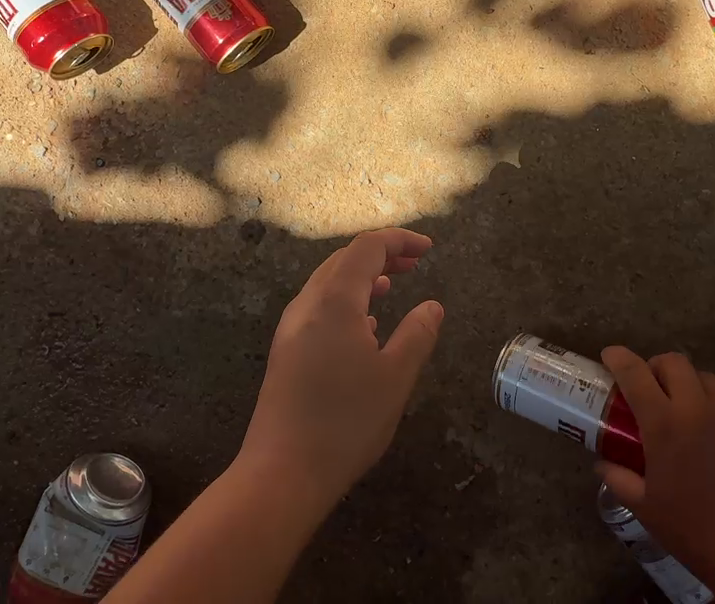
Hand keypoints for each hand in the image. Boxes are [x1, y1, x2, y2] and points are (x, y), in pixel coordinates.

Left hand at [236, 229, 443, 506]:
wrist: (281, 473)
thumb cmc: (345, 422)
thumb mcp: (395, 377)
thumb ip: (417, 335)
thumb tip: (432, 306)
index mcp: (335, 301)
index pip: (366, 248)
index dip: (399, 241)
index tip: (428, 249)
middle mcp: (307, 305)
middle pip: (343, 260)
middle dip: (380, 255)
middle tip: (414, 264)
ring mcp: (291, 329)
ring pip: (328, 284)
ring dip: (361, 278)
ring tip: (391, 287)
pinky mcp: (286, 353)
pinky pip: (318, 308)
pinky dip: (346, 301)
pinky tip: (363, 328)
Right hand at [597, 348, 714, 603]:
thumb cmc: (693, 531)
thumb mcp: (644, 508)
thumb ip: (618, 478)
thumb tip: (602, 462)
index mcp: (665, 424)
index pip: (635, 373)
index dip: (618, 357)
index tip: (609, 355)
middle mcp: (698, 409)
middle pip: (674, 362)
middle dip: (655, 366)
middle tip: (648, 386)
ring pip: (705, 378)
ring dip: (687, 383)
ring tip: (682, 408)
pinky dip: (714, 408)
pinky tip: (713, 437)